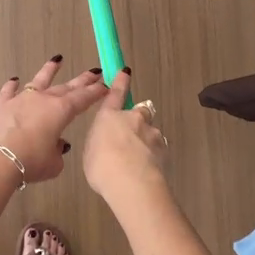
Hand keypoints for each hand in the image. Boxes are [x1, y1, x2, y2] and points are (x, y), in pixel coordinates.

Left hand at [0, 57, 109, 183]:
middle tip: (94, 72)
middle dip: (81, 80)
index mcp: (61, 111)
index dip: (96, 92)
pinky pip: (8, 92)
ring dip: (49, 70)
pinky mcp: (2, 105)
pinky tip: (14, 80)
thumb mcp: (53, 163)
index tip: (105, 85)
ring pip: (38, 80)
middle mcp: (43, 99)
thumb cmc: (31, 162)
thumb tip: (57, 144)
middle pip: (66, 87)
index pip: (83, 98)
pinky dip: (12, 86)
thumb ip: (57, 151)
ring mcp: (21, 100)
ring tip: (57, 59)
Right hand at [83, 70, 167, 202]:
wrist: (132, 183)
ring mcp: (151, 132)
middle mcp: (133, 119)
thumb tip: (106, 144)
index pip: (116, 94)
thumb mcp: (90, 153)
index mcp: (110, 116)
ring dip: (145, 140)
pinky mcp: (164, 148)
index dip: (120, 82)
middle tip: (129, 138)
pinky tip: (146, 171)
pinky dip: (153, 156)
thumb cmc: (102, 166)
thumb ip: (100, 143)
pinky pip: (157, 148)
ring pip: (150, 131)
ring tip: (137, 162)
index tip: (126, 71)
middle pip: (139, 111)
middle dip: (137, 120)